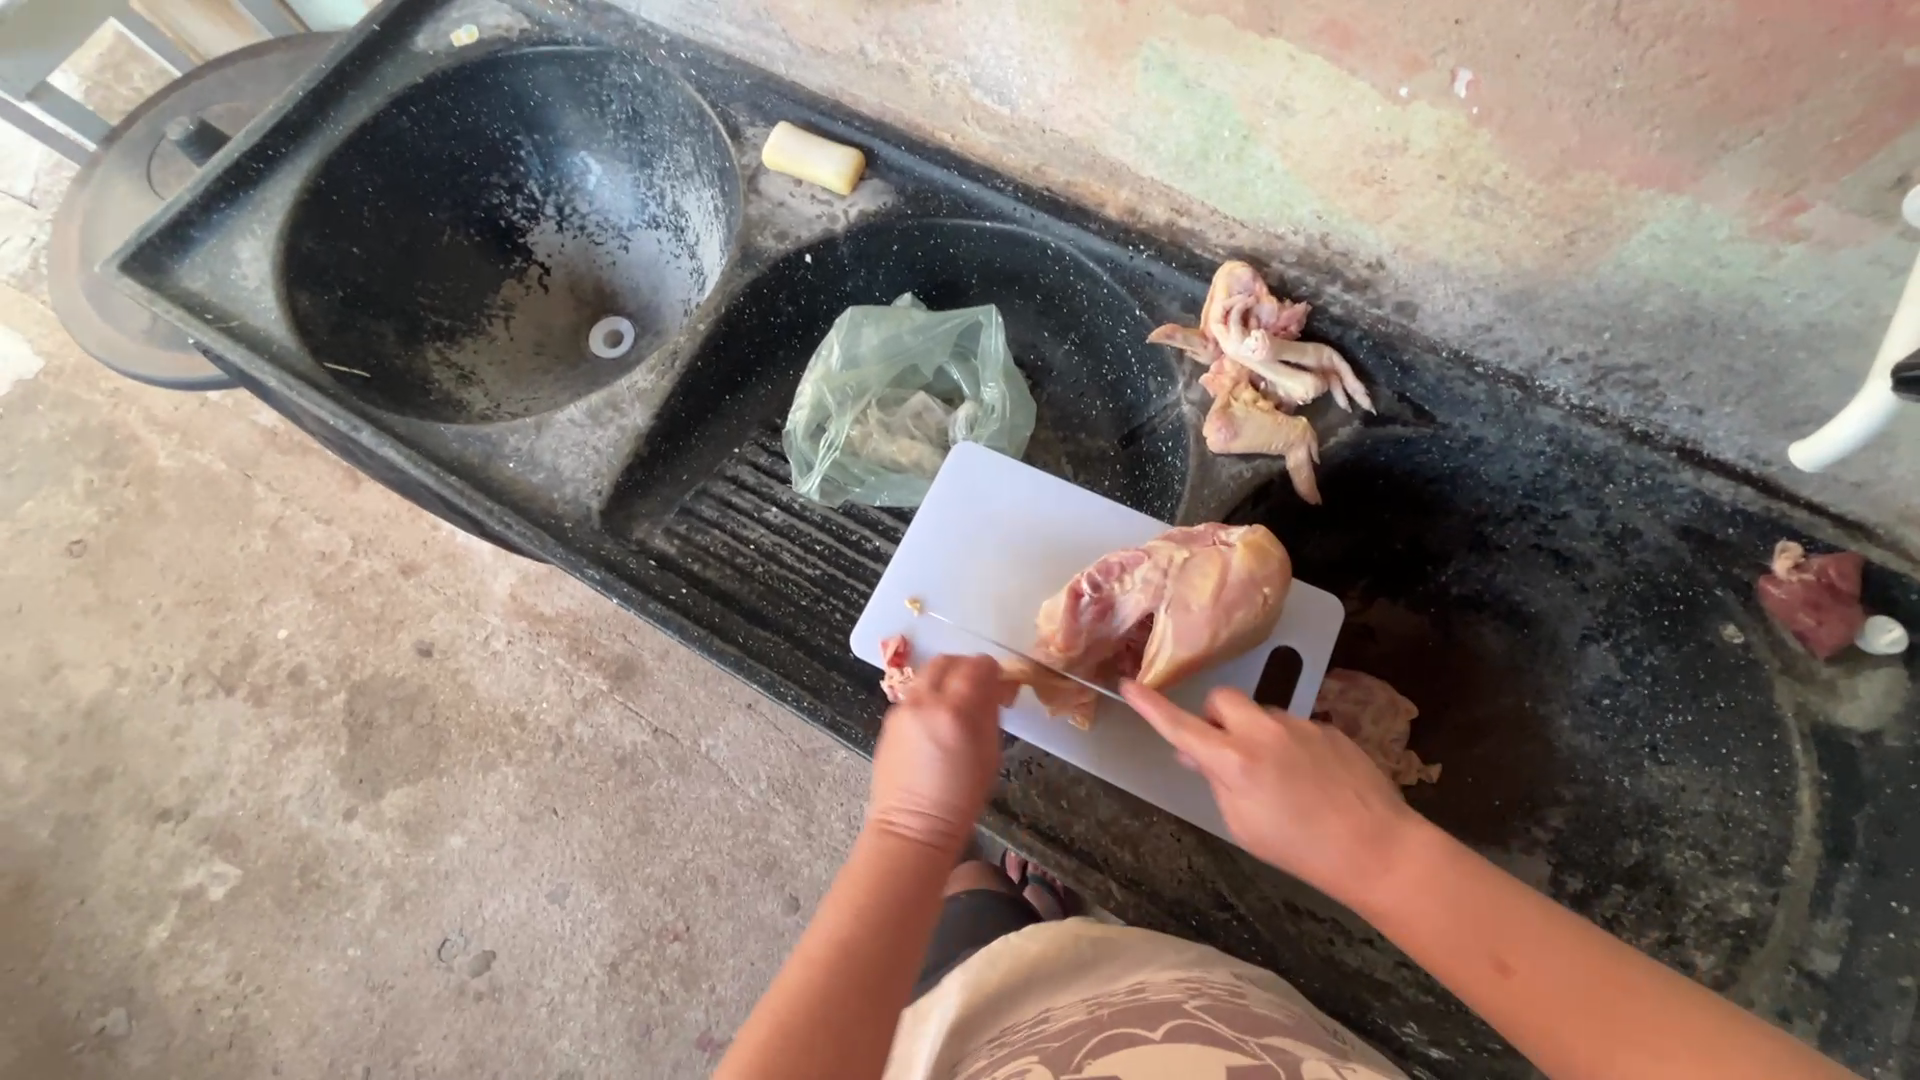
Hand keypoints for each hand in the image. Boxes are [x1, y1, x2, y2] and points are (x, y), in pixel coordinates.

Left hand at [867, 654, 1014, 854]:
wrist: (912, 826)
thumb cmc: (961, 798)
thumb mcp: (990, 754)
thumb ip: (990, 713)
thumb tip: (994, 689)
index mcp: (956, 711)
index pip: (977, 666)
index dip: (992, 669)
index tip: (1000, 681)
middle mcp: (925, 702)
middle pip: (947, 660)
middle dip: (966, 666)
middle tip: (979, 685)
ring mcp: (903, 709)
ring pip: (927, 674)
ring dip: (946, 678)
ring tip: (957, 702)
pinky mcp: (889, 719)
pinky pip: (914, 694)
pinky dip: (929, 695)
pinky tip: (937, 720)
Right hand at [1121, 681, 1422, 907]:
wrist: (1377, 849)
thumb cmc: (1299, 849)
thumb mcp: (1241, 825)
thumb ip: (1215, 782)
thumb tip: (1195, 754)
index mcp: (1234, 761)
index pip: (1180, 725)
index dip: (1150, 706)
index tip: (1129, 685)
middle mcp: (1263, 731)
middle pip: (1222, 699)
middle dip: (1215, 718)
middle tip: (1225, 750)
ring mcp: (1300, 725)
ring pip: (1261, 714)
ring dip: (1256, 734)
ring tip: (1280, 777)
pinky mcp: (1328, 728)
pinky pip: (1294, 727)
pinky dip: (1289, 745)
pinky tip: (1310, 778)